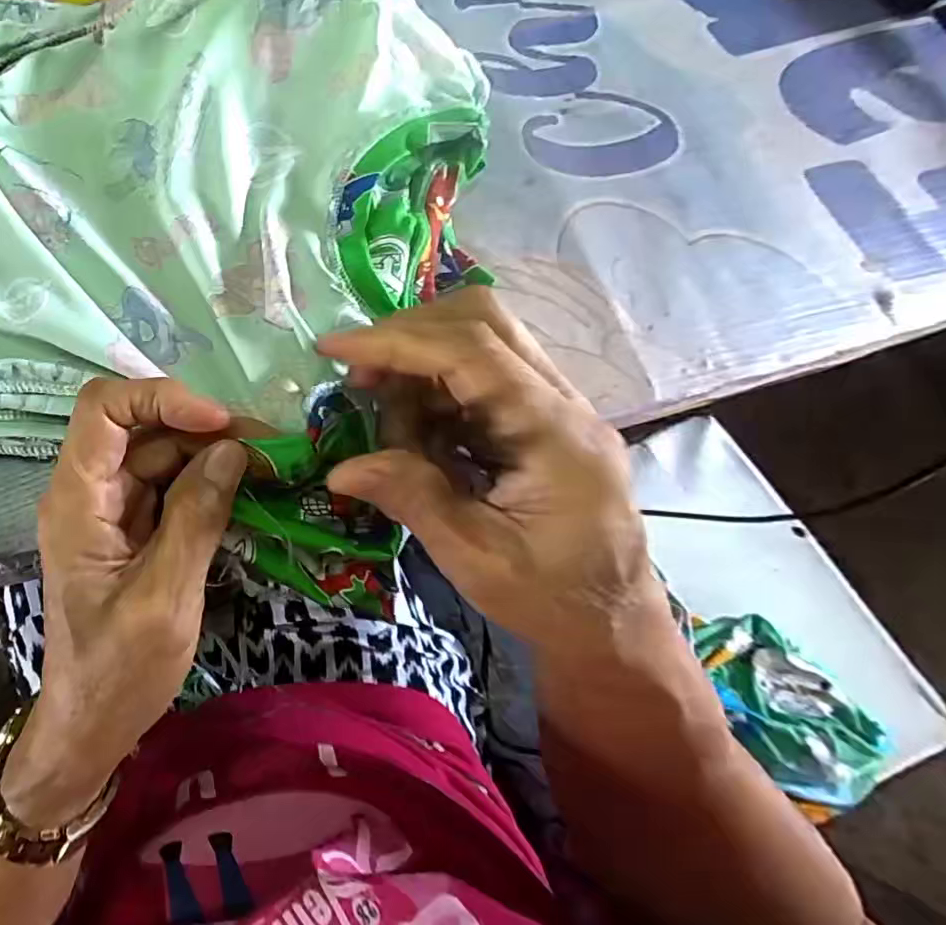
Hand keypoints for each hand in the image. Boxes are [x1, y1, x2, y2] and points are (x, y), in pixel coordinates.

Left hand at [1, 379, 247, 826]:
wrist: (91, 725)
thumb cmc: (118, 672)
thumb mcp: (165, 599)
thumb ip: (195, 518)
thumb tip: (231, 452)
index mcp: (76, 499)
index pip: (102, 410)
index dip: (159, 398)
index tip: (219, 423)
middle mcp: (87, 491)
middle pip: (140, 429)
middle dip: (204, 430)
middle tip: (272, 450)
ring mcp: (108, 509)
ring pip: (159, 455)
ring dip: (213, 455)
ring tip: (272, 469)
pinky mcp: (130, 528)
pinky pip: (168, 488)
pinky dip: (206, 484)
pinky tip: (248, 491)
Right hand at [316, 287, 665, 656]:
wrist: (612, 624)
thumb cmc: (551, 597)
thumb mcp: (474, 557)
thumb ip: (412, 499)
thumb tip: (339, 469)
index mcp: (553, 434)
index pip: (470, 353)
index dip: (394, 342)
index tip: (332, 350)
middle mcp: (559, 404)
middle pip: (482, 321)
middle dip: (406, 336)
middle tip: (359, 380)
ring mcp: (552, 407)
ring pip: (479, 339)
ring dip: (415, 364)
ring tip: (386, 421)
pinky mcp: (535, 419)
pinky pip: (475, 375)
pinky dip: (429, 390)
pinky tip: (414, 436)